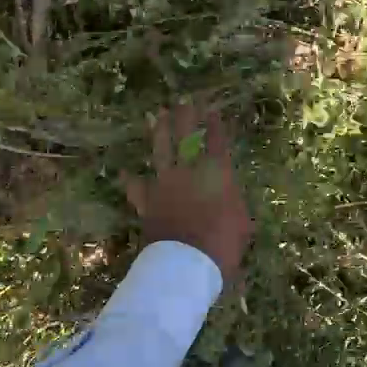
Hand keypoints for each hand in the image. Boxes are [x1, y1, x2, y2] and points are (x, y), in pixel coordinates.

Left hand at [123, 104, 251, 286]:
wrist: (185, 265)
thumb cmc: (222, 244)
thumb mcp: (242, 223)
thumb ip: (235, 204)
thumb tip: (230, 199)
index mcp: (216, 172)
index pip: (216, 140)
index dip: (215, 124)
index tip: (213, 110)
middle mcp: (189, 170)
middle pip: (186, 135)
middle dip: (186, 116)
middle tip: (184, 101)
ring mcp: (165, 183)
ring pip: (160, 149)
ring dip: (159, 130)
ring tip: (158, 115)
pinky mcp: (148, 201)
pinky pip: (136, 187)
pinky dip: (131, 180)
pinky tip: (125, 172)